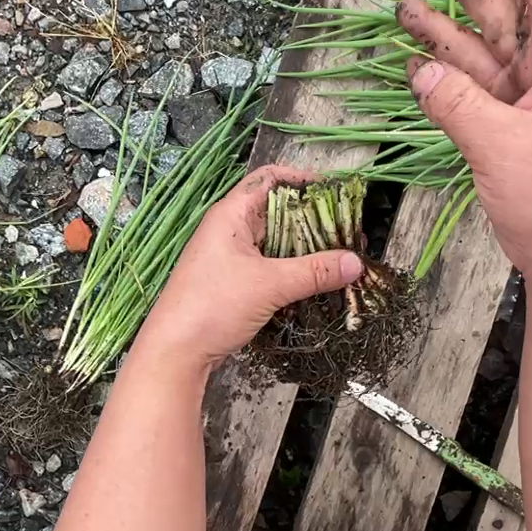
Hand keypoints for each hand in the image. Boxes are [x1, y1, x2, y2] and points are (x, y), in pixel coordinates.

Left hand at [132, 164, 363, 371]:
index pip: (270, 179)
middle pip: (277, 211)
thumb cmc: (213, 306)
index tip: (336, 193)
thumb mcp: (270, 285)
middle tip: (347, 233)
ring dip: (304, 249)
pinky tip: (313, 283)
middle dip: (312, 220)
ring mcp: (228, 258)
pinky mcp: (231, 284)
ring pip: (274, 242)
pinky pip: (267, 267)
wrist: (175, 352)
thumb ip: (315, 271)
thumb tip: (356, 262)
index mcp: (231, 215)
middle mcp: (228, 230)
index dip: (303, 179)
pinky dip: (290, 271)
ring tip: (337, 258)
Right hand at [396, 0, 531, 277]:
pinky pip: (471, 98)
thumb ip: (458, 104)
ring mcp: (526, 107)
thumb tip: (419, 73)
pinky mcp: (506, 135)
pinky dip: (445, 84)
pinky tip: (417, 67)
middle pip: (506, 18)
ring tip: (407, 9)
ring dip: (445, 36)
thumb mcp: (504, 144)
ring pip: (480, 59)